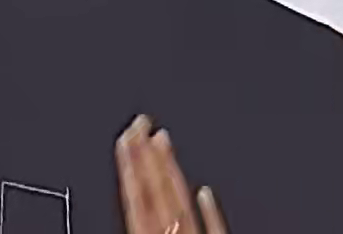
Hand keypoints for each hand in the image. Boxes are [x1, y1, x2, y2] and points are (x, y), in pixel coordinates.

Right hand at [116, 116, 225, 233]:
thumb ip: (139, 228)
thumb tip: (127, 200)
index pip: (139, 197)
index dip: (131, 162)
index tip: (127, 132)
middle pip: (159, 192)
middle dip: (147, 154)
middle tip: (141, 120)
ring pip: (182, 203)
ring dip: (170, 169)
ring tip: (163, 136)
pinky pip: (216, 232)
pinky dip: (209, 211)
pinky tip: (206, 190)